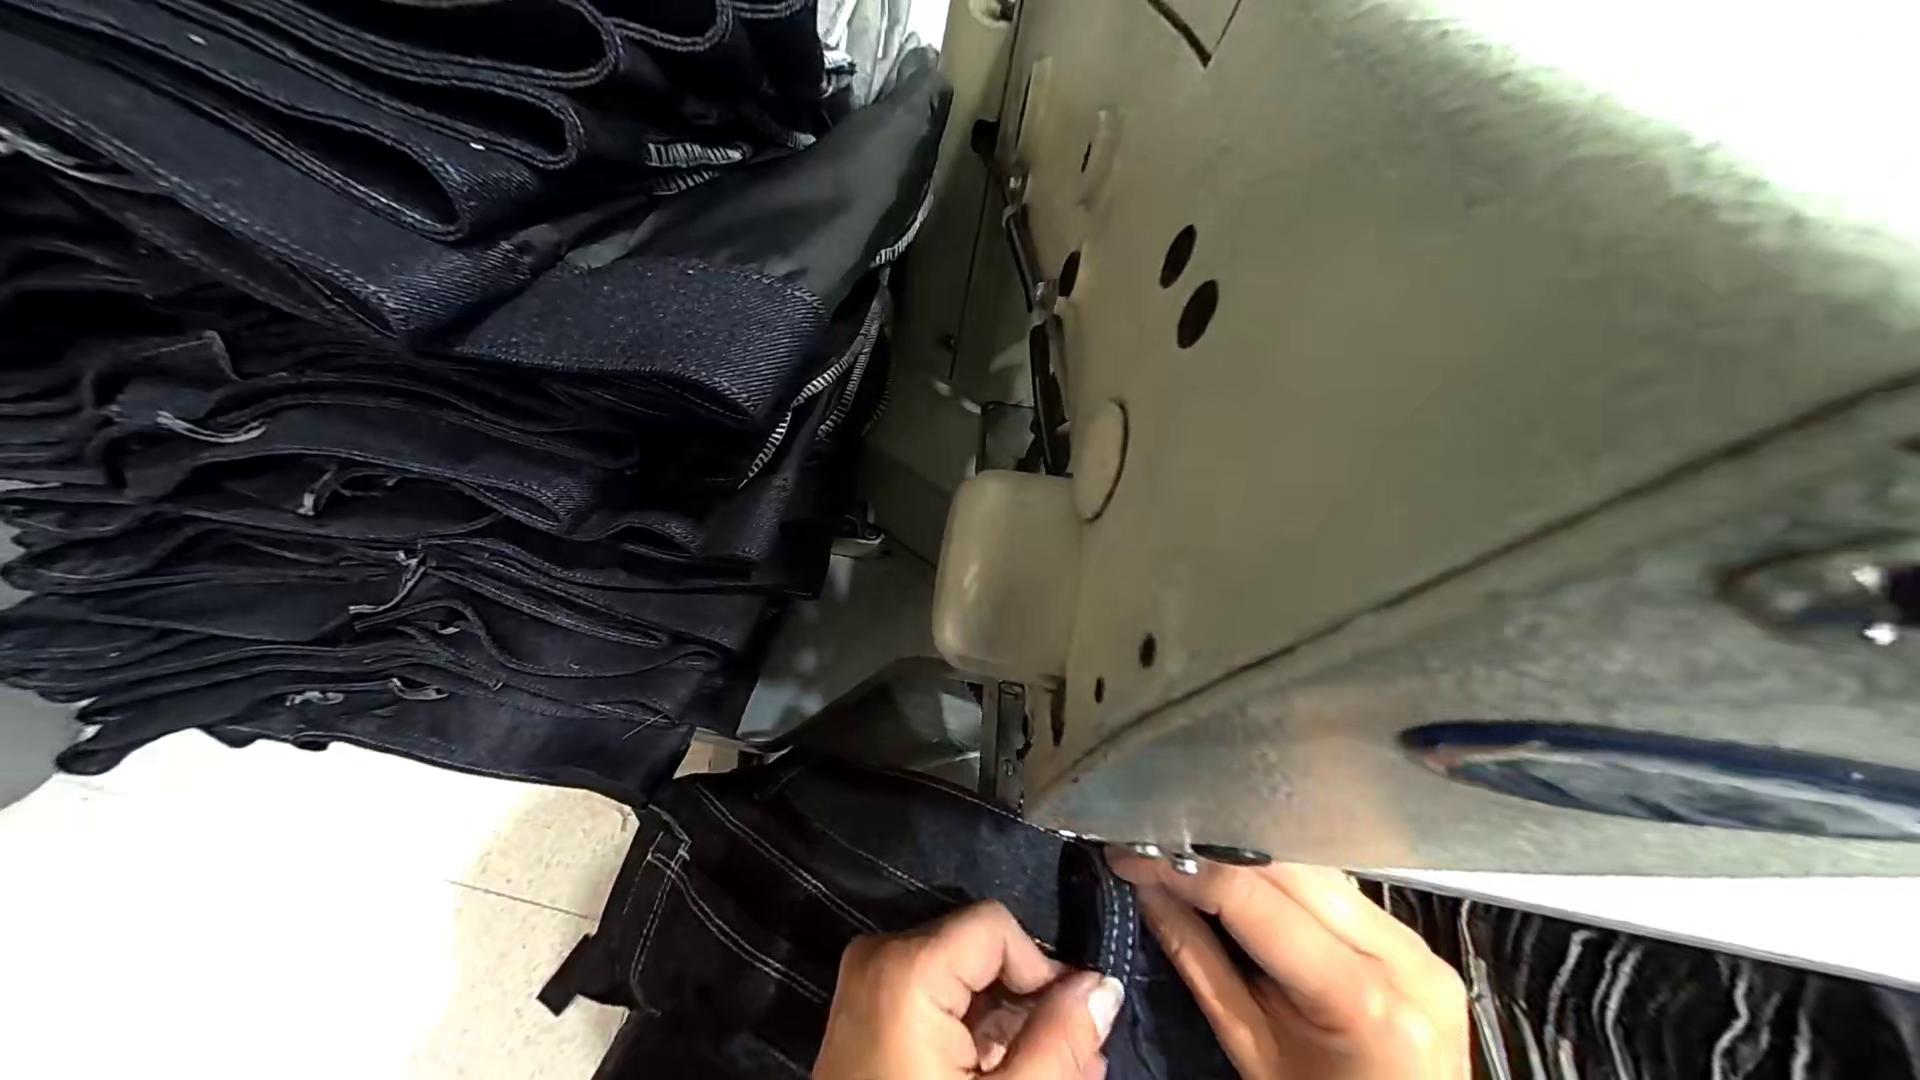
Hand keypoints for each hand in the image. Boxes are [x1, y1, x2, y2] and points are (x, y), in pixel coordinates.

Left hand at [813, 900, 1124, 1079]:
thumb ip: (1058, 1041)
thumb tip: (1105, 985)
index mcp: (906, 965)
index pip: (995, 927)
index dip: (1043, 970)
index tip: (1076, 1024)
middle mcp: (882, 954)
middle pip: (980, 951)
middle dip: (1034, 1003)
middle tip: (1082, 1057)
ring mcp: (871, 981)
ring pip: (964, 977)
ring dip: (1014, 1021)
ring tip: (1063, 1068)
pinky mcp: (870, 1009)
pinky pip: (938, 998)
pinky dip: (979, 1029)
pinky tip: (1017, 1067)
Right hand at [1108, 853, 1468, 1079]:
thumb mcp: (1251, 1048)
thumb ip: (1195, 956)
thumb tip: (1143, 883)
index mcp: (1362, 1001)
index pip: (1251, 897)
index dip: (1182, 865)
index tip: (1132, 854)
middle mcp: (1402, 958)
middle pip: (1284, 866)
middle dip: (1209, 848)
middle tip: (1151, 846)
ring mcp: (1416, 944)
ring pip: (1307, 863)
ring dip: (1240, 852)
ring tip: (1186, 855)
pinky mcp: (1414, 938)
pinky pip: (1330, 883)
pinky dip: (1276, 873)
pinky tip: (1238, 873)